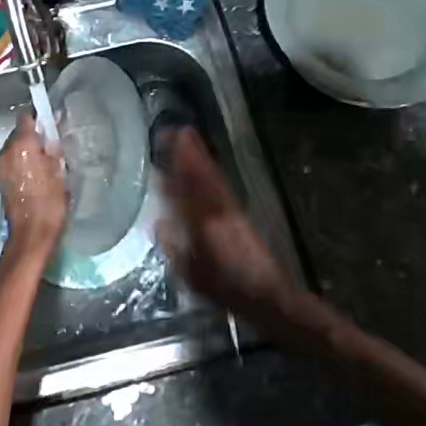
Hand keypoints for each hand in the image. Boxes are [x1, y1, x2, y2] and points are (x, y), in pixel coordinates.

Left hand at [0, 111, 67, 252]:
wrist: (31, 233)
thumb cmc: (50, 202)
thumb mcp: (59, 171)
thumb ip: (53, 148)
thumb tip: (51, 134)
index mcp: (21, 145)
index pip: (26, 118)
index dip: (39, 117)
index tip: (52, 122)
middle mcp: (6, 152)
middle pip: (19, 133)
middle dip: (34, 135)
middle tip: (53, 144)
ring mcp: (0, 166)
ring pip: (15, 148)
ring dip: (28, 150)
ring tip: (46, 160)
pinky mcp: (0, 180)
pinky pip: (12, 161)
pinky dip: (22, 162)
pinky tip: (36, 173)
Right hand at [157, 127, 298, 320]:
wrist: (266, 295)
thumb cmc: (225, 289)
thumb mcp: (191, 275)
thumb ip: (173, 248)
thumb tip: (159, 223)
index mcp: (204, 223)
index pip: (186, 186)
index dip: (176, 163)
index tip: (166, 144)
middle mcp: (219, 210)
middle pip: (201, 175)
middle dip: (189, 152)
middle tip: (176, 130)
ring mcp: (232, 210)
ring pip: (213, 177)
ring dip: (201, 157)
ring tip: (188, 138)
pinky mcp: (240, 214)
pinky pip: (221, 185)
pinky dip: (211, 171)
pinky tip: (205, 166)